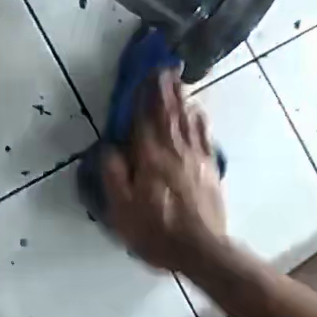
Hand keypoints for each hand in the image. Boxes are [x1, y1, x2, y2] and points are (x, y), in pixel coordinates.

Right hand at [100, 68, 228, 271]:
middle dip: (164, 88)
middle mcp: (174, 151)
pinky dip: (198, 118)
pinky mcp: (208, 168)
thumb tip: (108, 148)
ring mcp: (195, 158)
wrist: (200, 249)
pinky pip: (203, 135)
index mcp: (149, 158)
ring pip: (187, 119)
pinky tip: (197, 110)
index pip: (144, 119)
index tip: (144, 74)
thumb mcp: (121, 208)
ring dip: (181, 97)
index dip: (144, 95)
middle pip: (168, 113)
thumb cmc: (155, 231)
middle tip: (164, 66)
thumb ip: (113, 174)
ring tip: (178, 79)